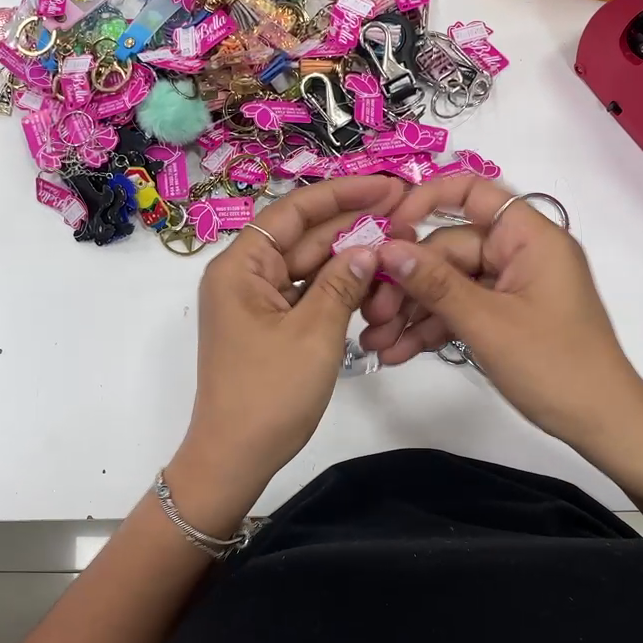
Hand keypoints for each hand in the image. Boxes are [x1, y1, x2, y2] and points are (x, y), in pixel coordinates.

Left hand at [169, 176, 403, 528]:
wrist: (235, 457)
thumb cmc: (268, 393)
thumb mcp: (313, 334)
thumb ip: (342, 283)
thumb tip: (370, 247)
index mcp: (240, 265)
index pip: (293, 212)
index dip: (342, 194)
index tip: (388, 185)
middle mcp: (243, 274)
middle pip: (303, 236)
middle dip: (352, 226)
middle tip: (407, 216)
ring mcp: (256, 300)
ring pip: (308, 266)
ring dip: (349, 259)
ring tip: (400, 245)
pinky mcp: (269, 324)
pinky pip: (306, 293)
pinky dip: (336, 289)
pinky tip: (374, 279)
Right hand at [359, 175, 642, 447]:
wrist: (604, 427)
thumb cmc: (555, 366)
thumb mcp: (487, 324)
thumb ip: (434, 283)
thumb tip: (386, 249)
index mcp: (529, 238)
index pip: (472, 191)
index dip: (426, 201)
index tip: (389, 232)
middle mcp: (518, 253)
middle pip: (447, 248)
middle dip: (406, 282)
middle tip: (372, 313)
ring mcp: (510, 286)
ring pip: (446, 283)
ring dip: (411, 310)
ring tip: (376, 340)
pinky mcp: (503, 315)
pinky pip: (457, 309)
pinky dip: (430, 328)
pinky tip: (397, 351)